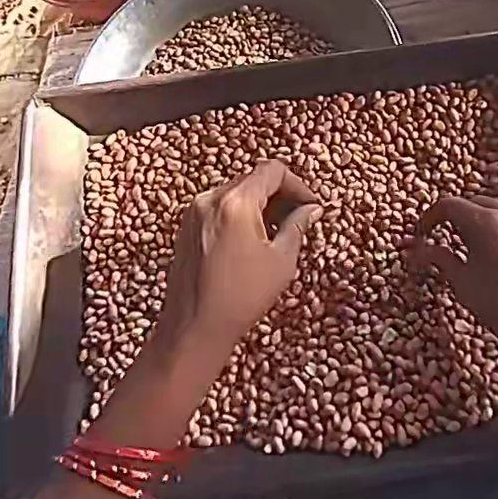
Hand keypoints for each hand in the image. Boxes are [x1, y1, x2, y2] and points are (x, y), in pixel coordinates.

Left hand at [151, 160, 323, 370]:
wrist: (194, 328)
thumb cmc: (240, 298)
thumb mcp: (281, 260)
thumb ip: (297, 226)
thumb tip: (311, 209)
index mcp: (235, 203)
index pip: (272, 171)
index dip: (298, 185)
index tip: (309, 206)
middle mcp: (210, 200)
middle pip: (253, 179)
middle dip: (280, 196)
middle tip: (299, 220)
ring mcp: (193, 212)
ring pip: (236, 193)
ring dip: (261, 206)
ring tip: (277, 235)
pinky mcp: (186, 227)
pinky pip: (219, 208)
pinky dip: (240, 216)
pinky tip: (253, 243)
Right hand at [412, 195, 497, 399]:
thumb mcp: (465, 286)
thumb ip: (441, 259)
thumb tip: (420, 249)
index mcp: (490, 224)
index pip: (450, 205)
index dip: (431, 217)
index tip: (424, 231)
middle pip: (476, 204)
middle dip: (457, 220)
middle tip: (444, 241)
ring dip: (482, 227)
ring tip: (474, 255)